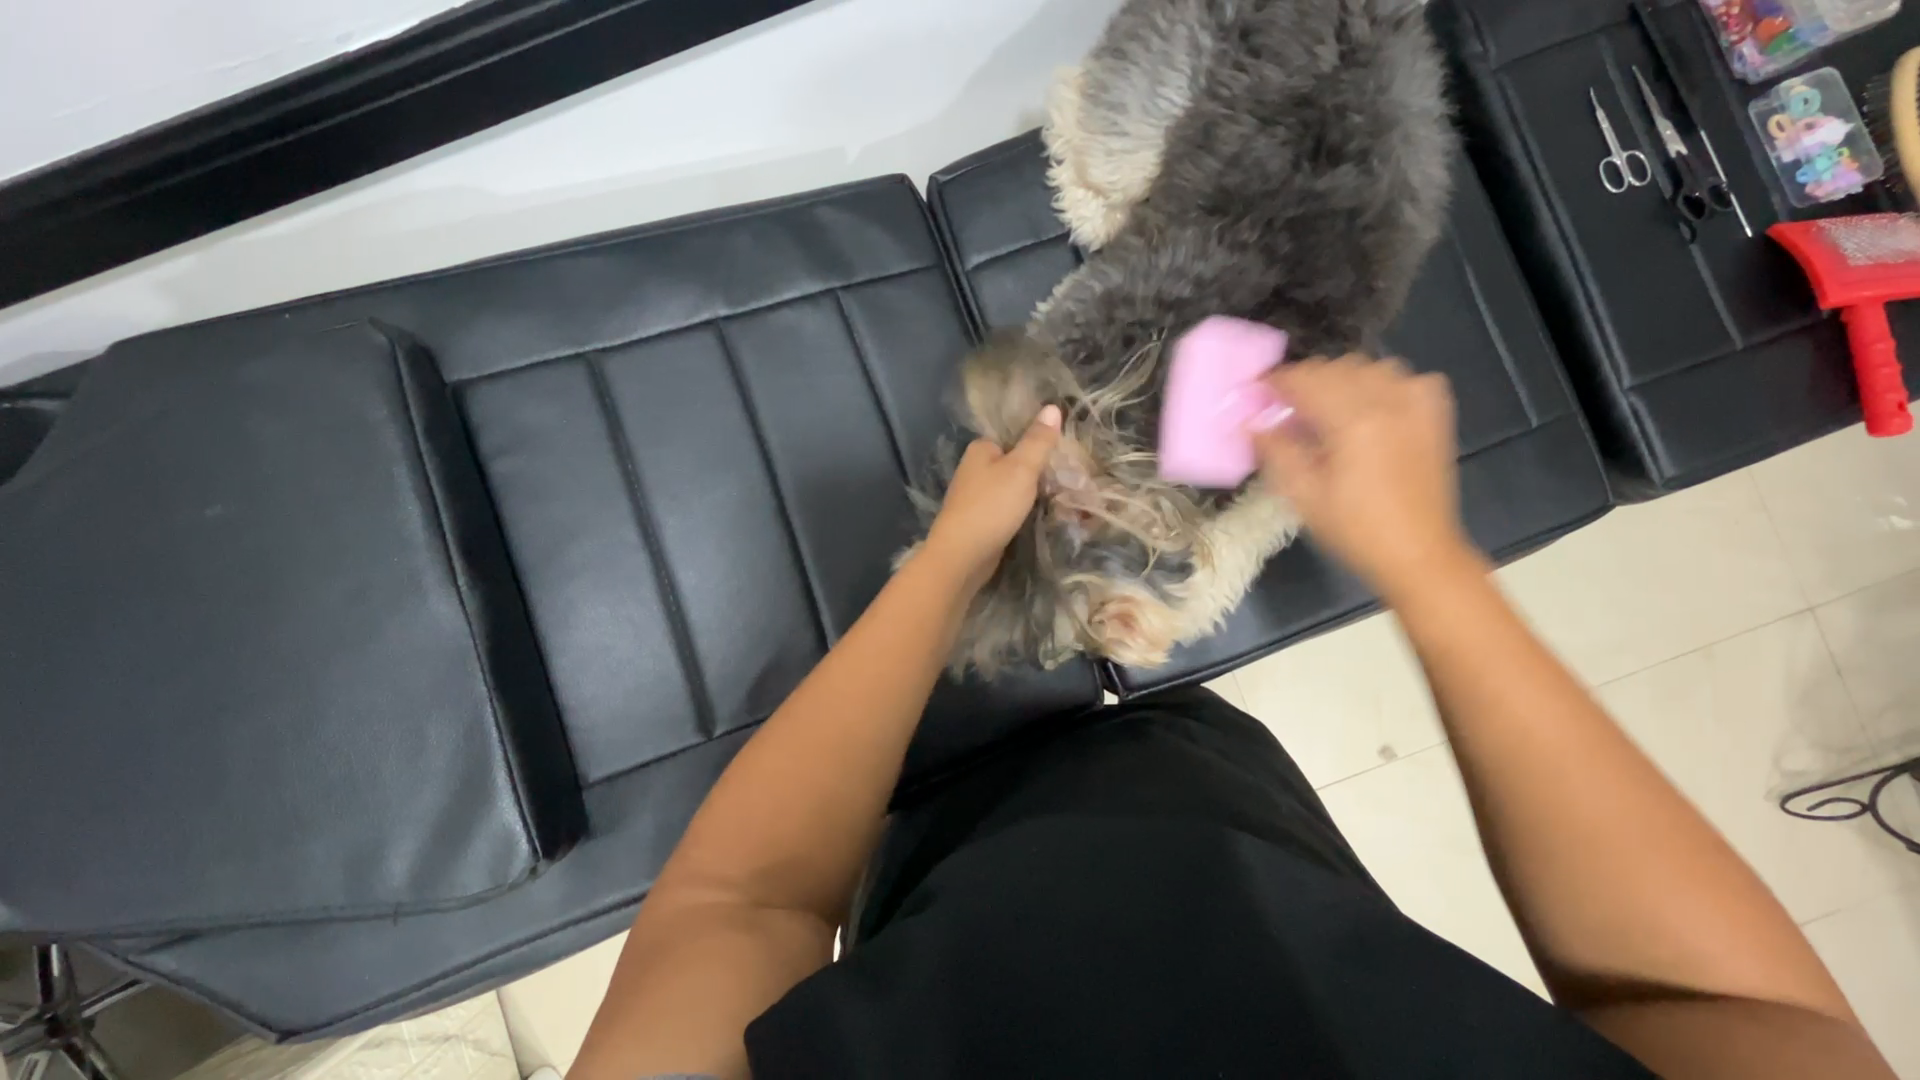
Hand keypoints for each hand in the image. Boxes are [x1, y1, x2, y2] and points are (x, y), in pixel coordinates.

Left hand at [923, 405, 1063, 588]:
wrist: (962, 555)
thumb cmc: (992, 506)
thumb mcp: (1021, 469)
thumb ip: (1038, 440)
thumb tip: (1053, 407)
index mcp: (981, 449)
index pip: (1015, 436)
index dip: (1039, 444)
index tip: (1065, 455)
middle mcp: (974, 469)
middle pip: (1014, 463)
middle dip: (1038, 472)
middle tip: (1070, 480)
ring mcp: (975, 496)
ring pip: (1012, 488)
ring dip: (1033, 494)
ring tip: (1062, 498)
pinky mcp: (980, 520)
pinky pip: (1007, 509)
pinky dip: (1022, 512)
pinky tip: (1040, 517)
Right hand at [1253, 355, 1480, 599]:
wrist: (1419, 553)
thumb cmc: (1354, 530)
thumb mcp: (1303, 495)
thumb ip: (1276, 450)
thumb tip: (1251, 421)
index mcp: (1352, 421)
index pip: (1304, 379)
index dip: (1274, 382)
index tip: (1256, 394)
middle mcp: (1387, 402)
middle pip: (1335, 367)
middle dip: (1306, 382)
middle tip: (1286, 411)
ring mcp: (1416, 405)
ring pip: (1369, 367)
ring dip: (1342, 380)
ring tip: (1327, 409)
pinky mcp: (1434, 414)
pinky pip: (1404, 378)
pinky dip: (1382, 385)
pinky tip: (1371, 409)